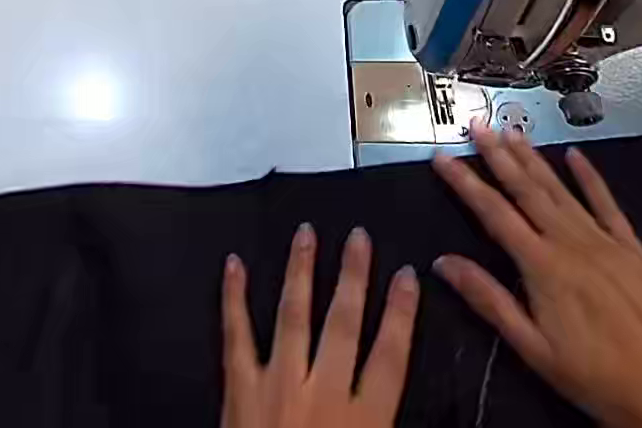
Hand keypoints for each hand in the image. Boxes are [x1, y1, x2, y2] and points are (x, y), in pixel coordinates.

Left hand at [221, 224, 420, 427]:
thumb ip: (385, 421)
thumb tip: (409, 397)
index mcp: (361, 424)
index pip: (389, 356)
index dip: (401, 313)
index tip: (408, 273)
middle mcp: (321, 397)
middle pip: (343, 323)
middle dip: (353, 276)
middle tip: (358, 236)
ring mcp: (276, 390)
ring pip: (293, 316)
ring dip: (300, 271)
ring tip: (305, 232)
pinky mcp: (239, 394)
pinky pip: (236, 339)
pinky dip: (232, 300)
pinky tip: (232, 264)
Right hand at [432, 124, 641, 427]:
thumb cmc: (602, 379)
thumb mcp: (535, 349)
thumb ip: (489, 300)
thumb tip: (445, 265)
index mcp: (542, 265)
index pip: (493, 212)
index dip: (465, 183)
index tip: (444, 159)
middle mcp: (570, 240)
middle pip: (525, 188)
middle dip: (497, 155)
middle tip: (478, 126)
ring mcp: (602, 238)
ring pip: (558, 187)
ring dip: (532, 157)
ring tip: (512, 131)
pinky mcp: (631, 245)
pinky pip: (605, 201)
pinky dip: (589, 176)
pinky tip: (576, 155)